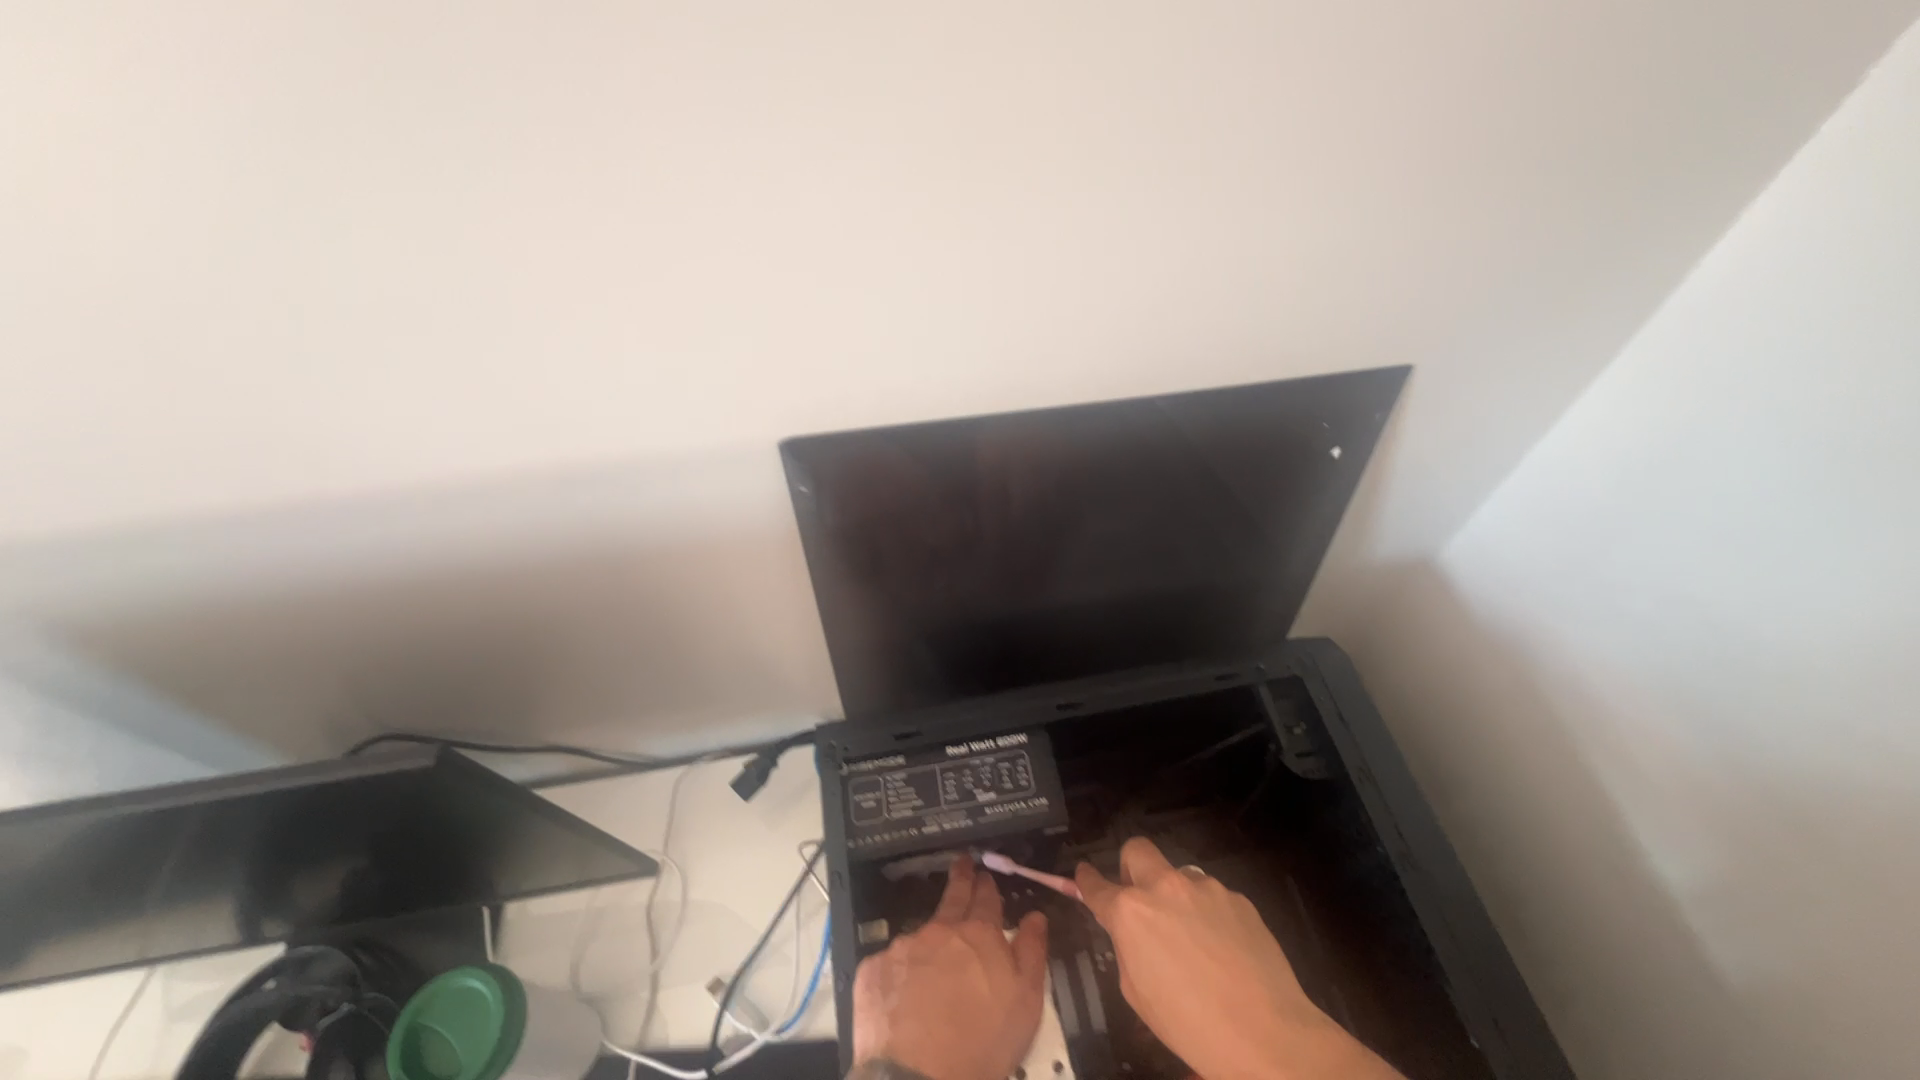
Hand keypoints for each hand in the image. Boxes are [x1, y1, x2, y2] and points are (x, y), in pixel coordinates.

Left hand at [852, 855, 1049, 1079]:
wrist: (920, 1078)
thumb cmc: (982, 1044)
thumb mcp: (1026, 1001)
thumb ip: (1032, 952)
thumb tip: (1036, 918)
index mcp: (979, 935)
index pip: (986, 898)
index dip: (986, 885)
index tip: (984, 874)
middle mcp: (939, 931)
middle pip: (951, 898)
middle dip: (959, 879)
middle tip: (961, 863)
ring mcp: (902, 948)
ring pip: (920, 937)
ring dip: (929, 942)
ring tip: (934, 967)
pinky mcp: (873, 970)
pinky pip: (889, 964)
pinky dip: (899, 974)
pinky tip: (905, 996)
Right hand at [1076, 838, 1402, 1079]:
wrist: (1266, 1034)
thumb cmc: (1189, 1025)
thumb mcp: (1136, 992)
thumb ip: (1127, 948)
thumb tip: (1131, 931)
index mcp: (1130, 912)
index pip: (1095, 884)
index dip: (1086, 881)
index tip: (1084, 878)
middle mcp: (1165, 887)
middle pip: (1137, 850)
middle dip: (1130, 868)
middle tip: (1140, 899)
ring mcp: (1206, 888)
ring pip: (1179, 876)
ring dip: (1176, 897)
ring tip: (1193, 940)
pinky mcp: (1239, 898)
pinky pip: (1212, 898)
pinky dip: (1208, 915)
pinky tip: (1222, 950)